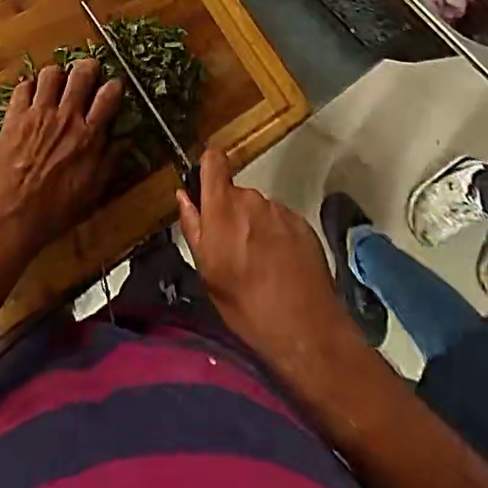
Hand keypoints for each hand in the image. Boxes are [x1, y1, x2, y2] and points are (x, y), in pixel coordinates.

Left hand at [0, 58, 122, 263]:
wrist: (10, 217)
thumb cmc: (55, 210)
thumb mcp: (92, 190)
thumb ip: (109, 160)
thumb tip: (125, 139)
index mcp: (89, 135)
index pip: (109, 94)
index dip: (115, 86)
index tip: (114, 87)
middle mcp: (65, 117)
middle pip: (82, 73)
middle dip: (88, 68)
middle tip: (88, 74)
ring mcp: (37, 114)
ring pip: (51, 73)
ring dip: (58, 76)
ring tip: (57, 86)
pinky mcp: (13, 117)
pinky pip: (22, 87)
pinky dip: (29, 87)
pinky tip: (32, 98)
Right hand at [176, 147, 359, 360]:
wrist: (304, 326)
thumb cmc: (244, 302)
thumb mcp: (206, 269)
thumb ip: (193, 226)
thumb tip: (183, 196)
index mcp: (223, 206)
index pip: (214, 161)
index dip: (208, 164)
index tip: (205, 180)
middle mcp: (253, 200)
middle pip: (236, 193)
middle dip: (231, 213)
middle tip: (231, 249)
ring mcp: (281, 211)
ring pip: (259, 210)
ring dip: (255, 226)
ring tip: (259, 263)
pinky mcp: (304, 225)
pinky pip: (281, 222)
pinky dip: (277, 236)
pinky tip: (280, 266)